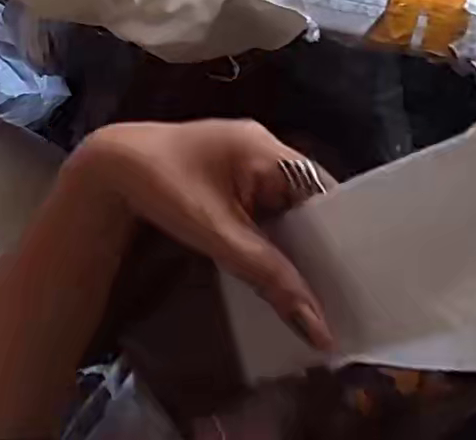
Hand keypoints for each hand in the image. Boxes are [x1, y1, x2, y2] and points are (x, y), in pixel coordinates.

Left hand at [73, 119, 334, 351]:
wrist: (108, 166)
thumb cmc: (162, 187)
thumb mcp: (218, 233)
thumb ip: (270, 276)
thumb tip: (321, 330)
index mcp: (263, 147)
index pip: (325, 191)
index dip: (347, 235)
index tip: (366, 283)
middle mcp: (258, 146)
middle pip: (306, 201)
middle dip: (321, 247)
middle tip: (347, 300)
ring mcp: (240, 158)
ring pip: (284, 207)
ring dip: (294, 245)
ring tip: (321, 295)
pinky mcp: (224, 173)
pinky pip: (262, 205)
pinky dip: (270, 235)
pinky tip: (280, 271)